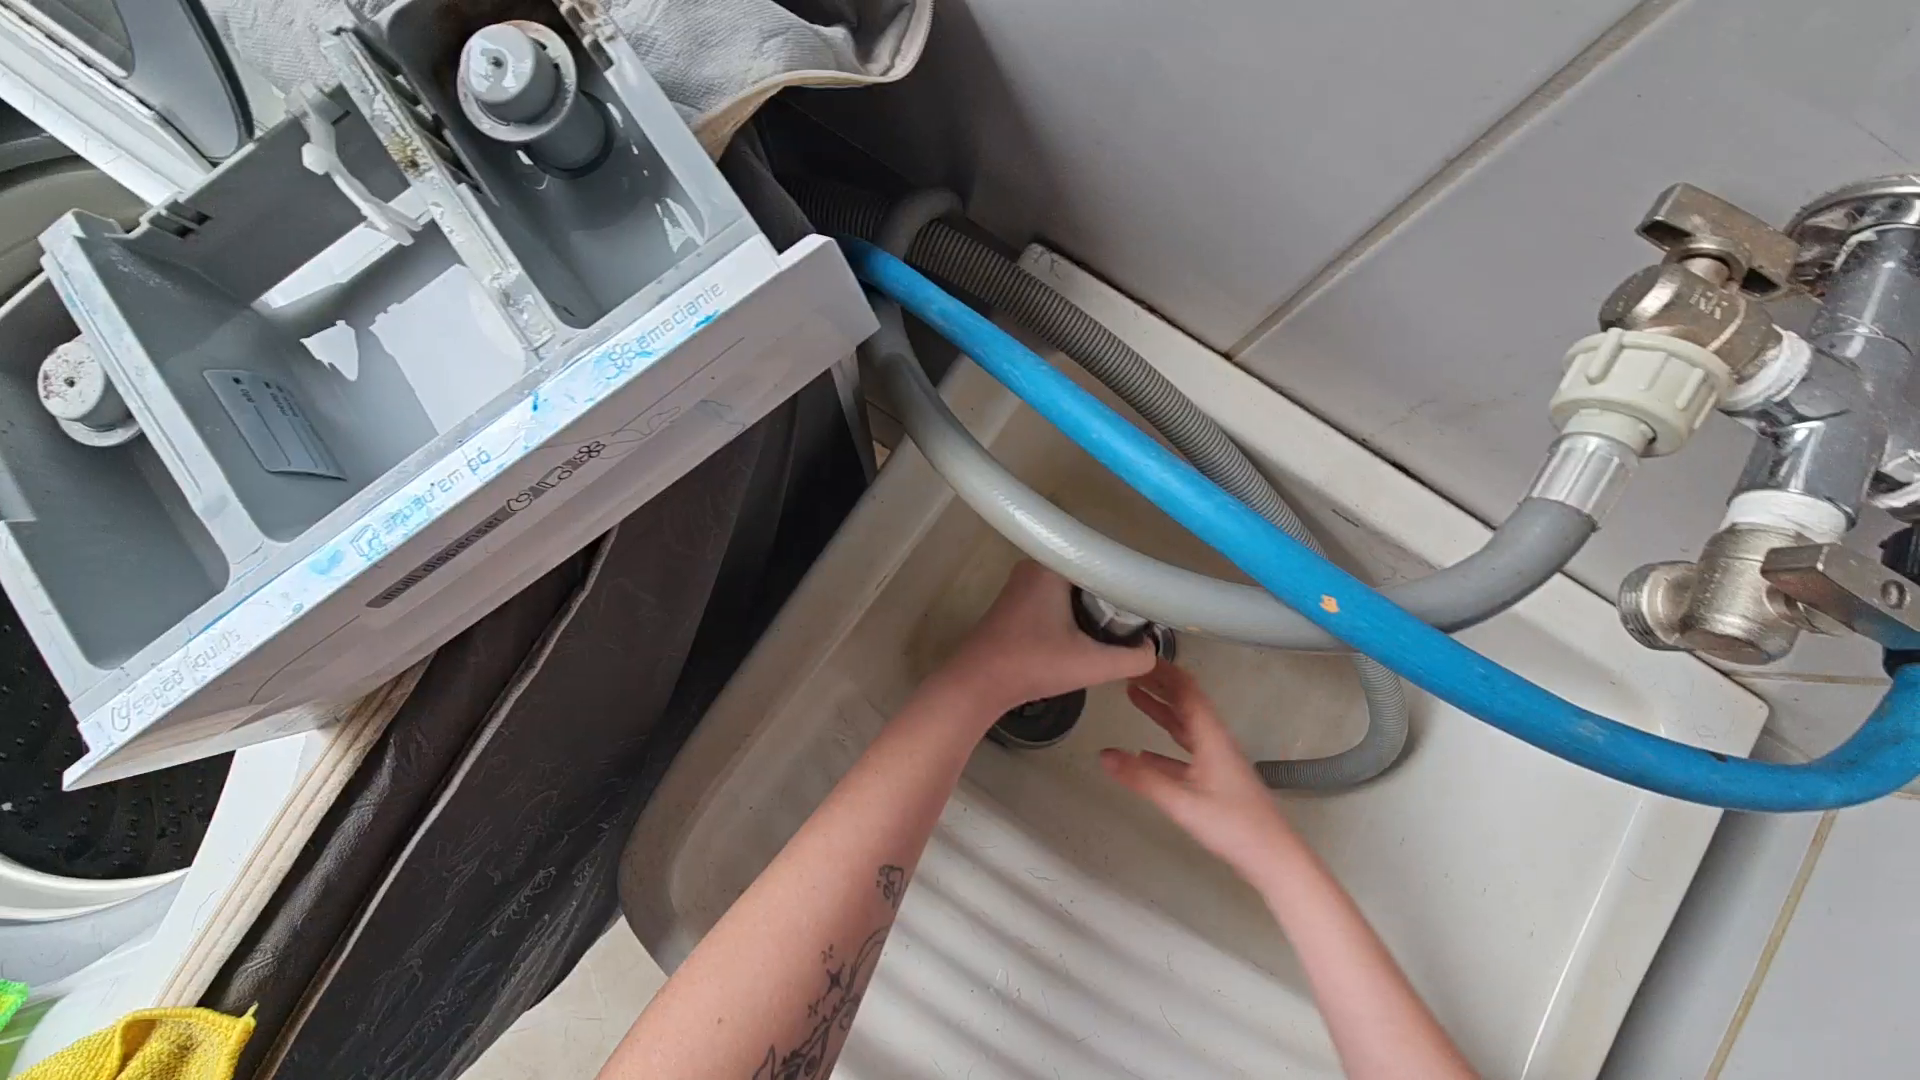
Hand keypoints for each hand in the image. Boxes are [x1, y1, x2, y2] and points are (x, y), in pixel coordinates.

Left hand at [931, 561, 1155, 716]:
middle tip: (1137, 619)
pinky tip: (1089, 634)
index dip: (1129, 580)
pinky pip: (1057, 598)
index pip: (1103, 560)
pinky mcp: (1016, 603)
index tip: (1149, 599)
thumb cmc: (1032, 665)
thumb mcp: (1092, 664)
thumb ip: (1133, 658)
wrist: (978, 684)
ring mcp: (1022, 584)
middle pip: (1089, 574)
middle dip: (1113, 596)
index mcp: (1052, 566)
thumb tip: (1151, 650)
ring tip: (1119, 629)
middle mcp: (1035, 566)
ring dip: (1093, 606)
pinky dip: (1074, 613)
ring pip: (1073, 588)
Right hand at [1101, 661, 1294, 875]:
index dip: (1165, 671)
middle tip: (1130, 669)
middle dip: (1159, 685)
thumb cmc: (1234, 826)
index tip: (1140, 655)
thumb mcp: (1182, 802)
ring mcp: (1216, 762)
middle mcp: (1215, 743)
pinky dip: (1163, 747)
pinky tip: (1143, 753)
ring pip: (1184, 727)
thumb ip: (1142, 778)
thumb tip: (1104, 755)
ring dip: (1161, 710)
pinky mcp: (1215, 782)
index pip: (1187, 691)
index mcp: (1212, 737)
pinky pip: (1184, 754)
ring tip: (1133, 696)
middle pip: (1185, 704)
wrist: (1274, 860)